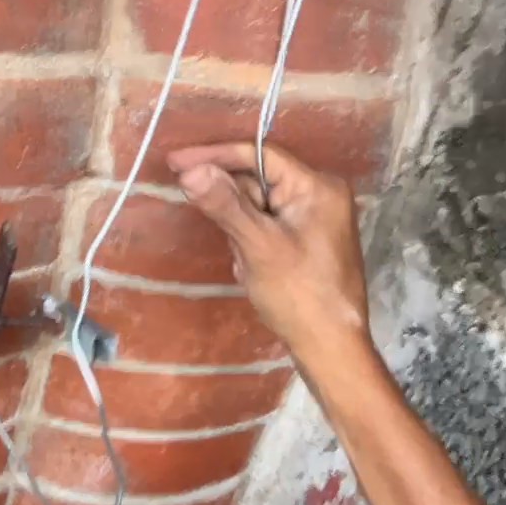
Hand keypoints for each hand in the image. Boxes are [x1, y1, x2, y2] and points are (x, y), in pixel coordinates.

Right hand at [167, 143, 370, 374]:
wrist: (331, 349)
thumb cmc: (299, 295)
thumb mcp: (257, 246)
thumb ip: (224, 204)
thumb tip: (190, 170)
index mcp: (316, 186)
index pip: (258, 155)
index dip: (213, 155)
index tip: (174, 161)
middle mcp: (318, 192)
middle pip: (255, 179)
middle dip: (232, 206)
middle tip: (228, 239)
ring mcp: (312, 215)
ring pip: (255, 202)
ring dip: (239, 228)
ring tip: (246, 262)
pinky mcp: (304, 234)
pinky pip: (263, 220)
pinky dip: (248, 238)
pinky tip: (251, 266)